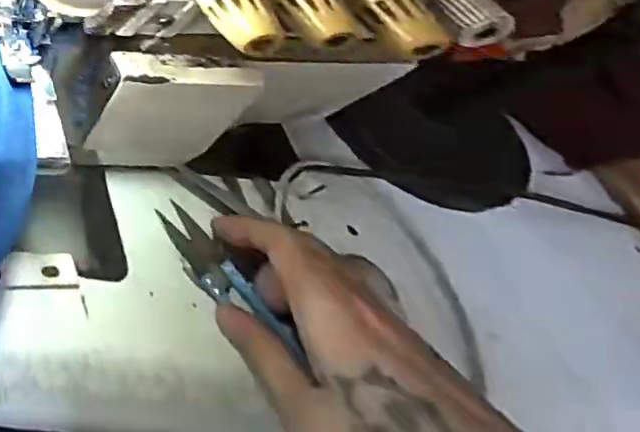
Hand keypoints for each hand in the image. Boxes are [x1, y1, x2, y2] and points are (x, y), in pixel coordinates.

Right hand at [213, 216, 519, 431]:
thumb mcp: (303, 410)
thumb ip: (264, 355)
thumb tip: (226, 310)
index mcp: (333, 306)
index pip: (285, 243)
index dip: (247, 228)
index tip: (217, 230)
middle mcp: (368, 302)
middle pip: (314, 251)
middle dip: (271, 254)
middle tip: (250, 291)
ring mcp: (400, 325)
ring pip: (343, 274)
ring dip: (304, 276)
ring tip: (289, 318)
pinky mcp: (422, 351)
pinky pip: (364, 300)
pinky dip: (331, 299)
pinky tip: (330, 343)